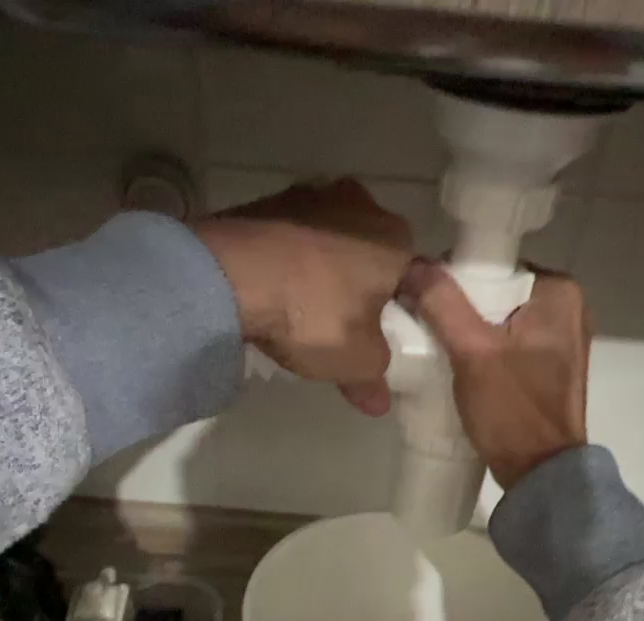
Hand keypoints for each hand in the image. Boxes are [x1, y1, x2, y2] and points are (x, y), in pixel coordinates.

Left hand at [193, 179, 411, 415]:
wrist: (231, 275)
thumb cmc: (315, 314)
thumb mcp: (356, 360)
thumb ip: (374, 378)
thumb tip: (380, 402)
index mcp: (396, 237)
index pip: (412, 277)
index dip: (398, 311)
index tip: (379, 336)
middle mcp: (361, 203)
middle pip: (368, 255)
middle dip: (358, 287)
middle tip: (340, 327)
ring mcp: (310, 195)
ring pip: (328, 243)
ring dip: (320, 272)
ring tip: (301, 312)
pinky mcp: (267, 201)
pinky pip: (290, 240)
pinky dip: (287, 263)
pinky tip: (272, 292)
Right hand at [399, 260, 590, 488]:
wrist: (540, 474)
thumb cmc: (511, 409)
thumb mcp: (472, 352)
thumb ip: (443, 304)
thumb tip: (414, 265)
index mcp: (560, 293)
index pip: (494, 267)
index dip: (454, 283)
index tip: (424, 307)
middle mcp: (568, 309)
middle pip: (495, 295)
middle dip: (460, 311)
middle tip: (426, 332)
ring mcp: (561, 341)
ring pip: (498, 322)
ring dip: (467, 334)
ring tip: (438, 352)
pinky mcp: (550, 369)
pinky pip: (507, 346)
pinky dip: (483, 353)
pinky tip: (460, 369)